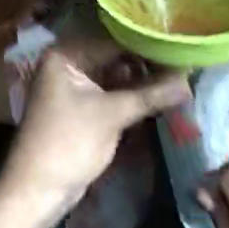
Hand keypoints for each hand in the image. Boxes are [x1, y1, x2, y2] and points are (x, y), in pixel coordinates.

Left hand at [0, 42, 190, 220]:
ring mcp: (74, 85)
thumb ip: (151, 94)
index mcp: (65, 54)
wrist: (39, 187)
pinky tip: (162, 94)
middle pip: (115, 56)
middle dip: (147, 62)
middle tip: (187, 63)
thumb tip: (189, 80)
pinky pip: (112, 92)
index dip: (148, 43)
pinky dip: (133, 94)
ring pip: (116, 75)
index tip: (182, 45)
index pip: (113, 40)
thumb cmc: (69, 142)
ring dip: (143, 79)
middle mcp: (67, 63)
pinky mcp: (82, 107)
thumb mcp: (111, 115)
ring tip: (182, 77)